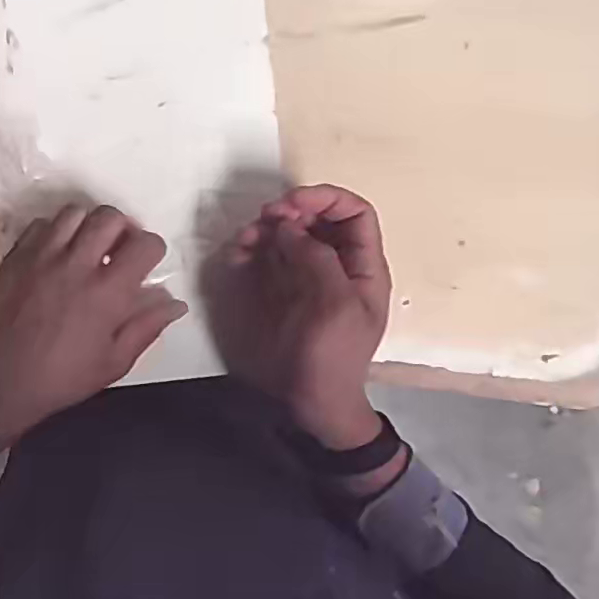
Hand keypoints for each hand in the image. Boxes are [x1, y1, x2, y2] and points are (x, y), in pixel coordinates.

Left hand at [0, 204, 187, 437]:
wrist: (2, 379)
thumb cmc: (63, 376)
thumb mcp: (114, 361)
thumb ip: (147, 327)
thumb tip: (175, 303)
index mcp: (108, 291)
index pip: (144, 244)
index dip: (153, 248)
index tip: (147, 261)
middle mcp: (76, 264)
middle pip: (109, 217)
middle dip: (123, 227)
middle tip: (120, 247)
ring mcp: (42, 257)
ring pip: (73, 213)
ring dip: (88, 224)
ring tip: (88, 246)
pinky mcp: (16, 258)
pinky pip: (40, 225)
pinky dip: (55, 231)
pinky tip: (57, 252)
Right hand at [212, 185, 391, 447]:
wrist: (309, 399)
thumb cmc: (332, 355)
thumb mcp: (335, 305)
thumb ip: (316, 259)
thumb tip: (288, 227)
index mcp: (361, 266)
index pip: (354, 214)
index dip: (326, 199)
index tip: (291, 203)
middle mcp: (333, 264)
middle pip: (315, 219)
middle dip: (289, 212)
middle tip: (263, 218)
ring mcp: (302, 276)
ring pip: (286, 235)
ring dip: (263, 230)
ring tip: (244, 240)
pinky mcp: (275, 290)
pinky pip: (264, 258)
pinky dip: (249, 250)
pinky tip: (237, 256)